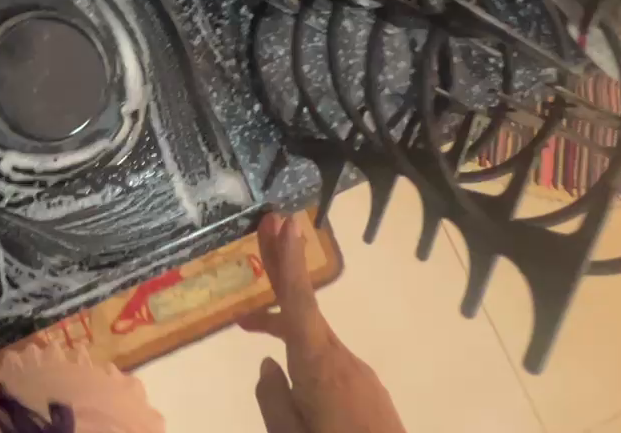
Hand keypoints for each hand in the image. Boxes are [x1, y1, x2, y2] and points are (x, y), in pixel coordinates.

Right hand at [240, 213, 406, 432]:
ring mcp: (360, 377)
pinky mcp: (370, 395)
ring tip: (250, 324)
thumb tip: (269, 365)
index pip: (299, 303)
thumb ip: (272, 398)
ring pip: (313, 338)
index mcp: (317, 367)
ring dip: (284, 321)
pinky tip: (293, 376)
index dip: (288, 261)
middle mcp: (340, 361)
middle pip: (305, 305)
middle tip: (269, 222)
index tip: (284, 223)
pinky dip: (303, 349)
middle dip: (285, 264)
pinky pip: (328, 361)